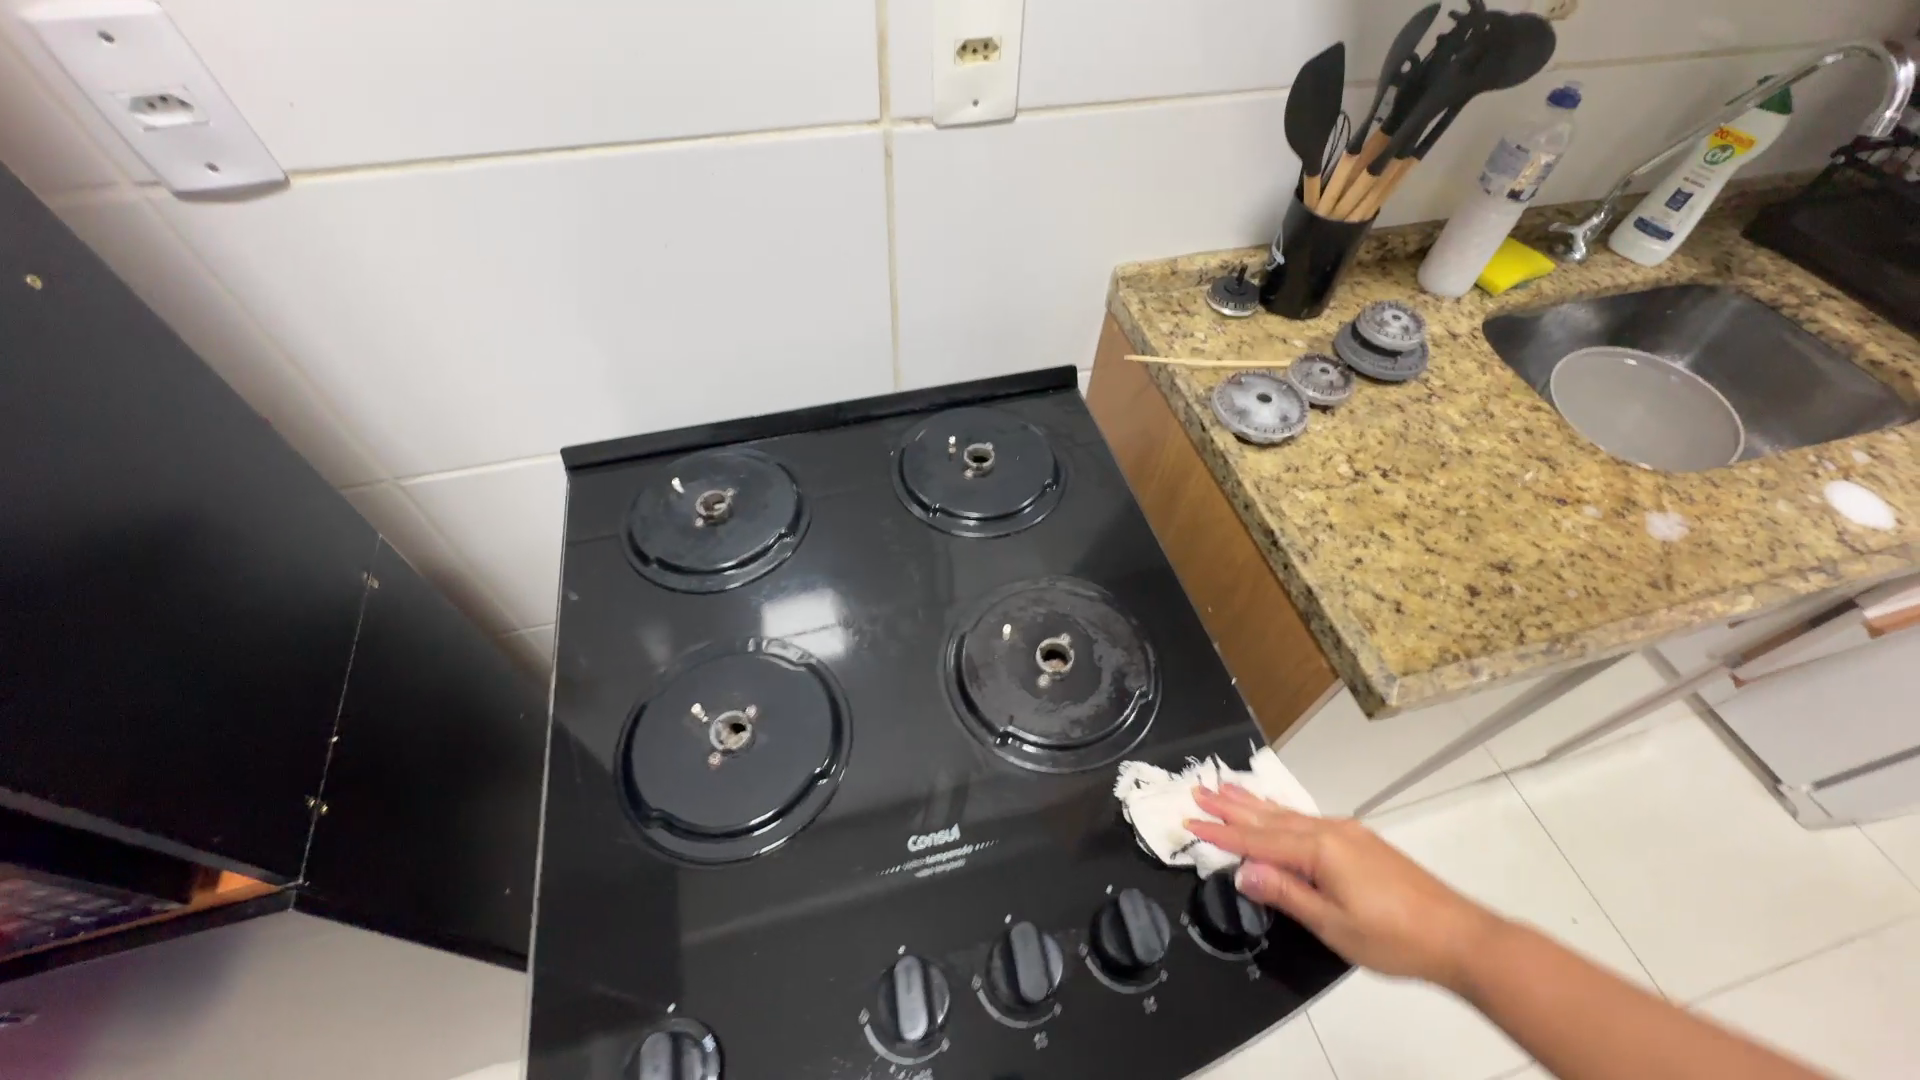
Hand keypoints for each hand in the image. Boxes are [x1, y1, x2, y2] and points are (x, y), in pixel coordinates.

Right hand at [1187, 785, 1502, 987]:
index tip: (1190, 820)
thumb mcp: (1333, 925)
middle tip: (1199, 790)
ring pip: (1288, 814)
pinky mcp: (1360, 842)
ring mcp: (1347, 834)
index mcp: (1319, 850)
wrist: (1460, 937)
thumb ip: (1285, 893)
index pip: (1257, 840)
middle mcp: (1330, 832)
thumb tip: (1243, 872)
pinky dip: (1280, 812)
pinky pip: (1306, 819)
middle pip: (1269, 817)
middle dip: (1231, 805)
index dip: (1221, 832)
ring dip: (1253, 803)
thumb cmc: (1395, 938)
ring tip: (1226, 789)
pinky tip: (1276, 812)